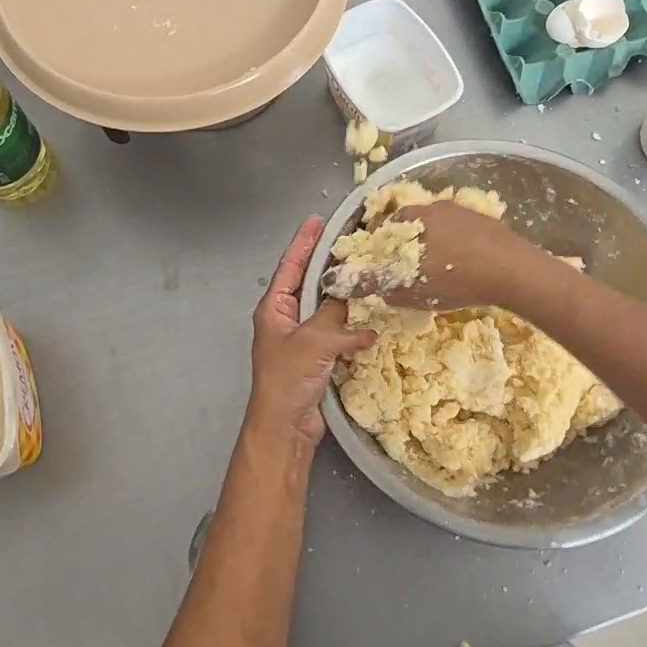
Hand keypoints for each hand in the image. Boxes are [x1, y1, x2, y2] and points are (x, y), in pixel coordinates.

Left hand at [247, 216, 376, 448]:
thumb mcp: (312, 342)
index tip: (316, 220)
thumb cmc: (288, 380)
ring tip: (365, 276)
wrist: (285, 426)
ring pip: (326, 309)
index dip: (303, 242)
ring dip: (345, 298)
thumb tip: (355, 304)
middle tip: (350, 243)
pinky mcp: (316, 358)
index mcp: (274, 308)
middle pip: (309, 284)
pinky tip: (372, 328)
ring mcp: (301, 339)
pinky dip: (353, 330)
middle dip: (328, 265)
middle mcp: (285, 319)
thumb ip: (334, 317)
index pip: (290, 266)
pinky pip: (337, 334)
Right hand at [381, 201, 546, 310]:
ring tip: (438, 268)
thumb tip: (362, 283)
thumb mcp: (411, 291)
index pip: (386, 226)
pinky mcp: (487, 221)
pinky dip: (458, 246)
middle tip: (409, 266)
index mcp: (413, 218)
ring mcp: (464, 212)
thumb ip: (381, 286)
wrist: (513, 271)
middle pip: (413, 223)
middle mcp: (436, 207)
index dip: (381, 244)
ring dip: (435, 243)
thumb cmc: (455, 279)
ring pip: (439, 226)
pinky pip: (463, 233)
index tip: (383, 261)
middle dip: (407, 243)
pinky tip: (465, 266)